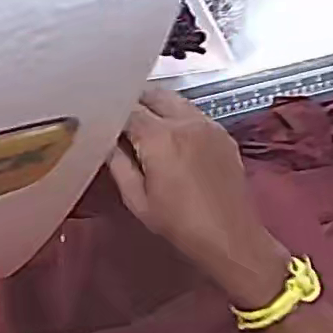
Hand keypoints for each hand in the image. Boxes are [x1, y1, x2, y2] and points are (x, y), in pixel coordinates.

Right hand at [107, 87, 292, 307]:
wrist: (230, 237)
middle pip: (155, 94)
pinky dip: (178, 119)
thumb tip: (107, 143)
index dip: (112, 114)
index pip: (128, 110)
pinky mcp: (223, 135)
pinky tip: (172, 141)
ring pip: (176, 101)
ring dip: (158, 108)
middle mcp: (186, 122)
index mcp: (160, 137)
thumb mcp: (136, 199)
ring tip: (145, 131)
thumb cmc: (178, 223)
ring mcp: (209, 125)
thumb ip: (118, 164)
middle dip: (136, 103)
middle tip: (120, 121)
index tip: (101, 124)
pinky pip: (194, 115)